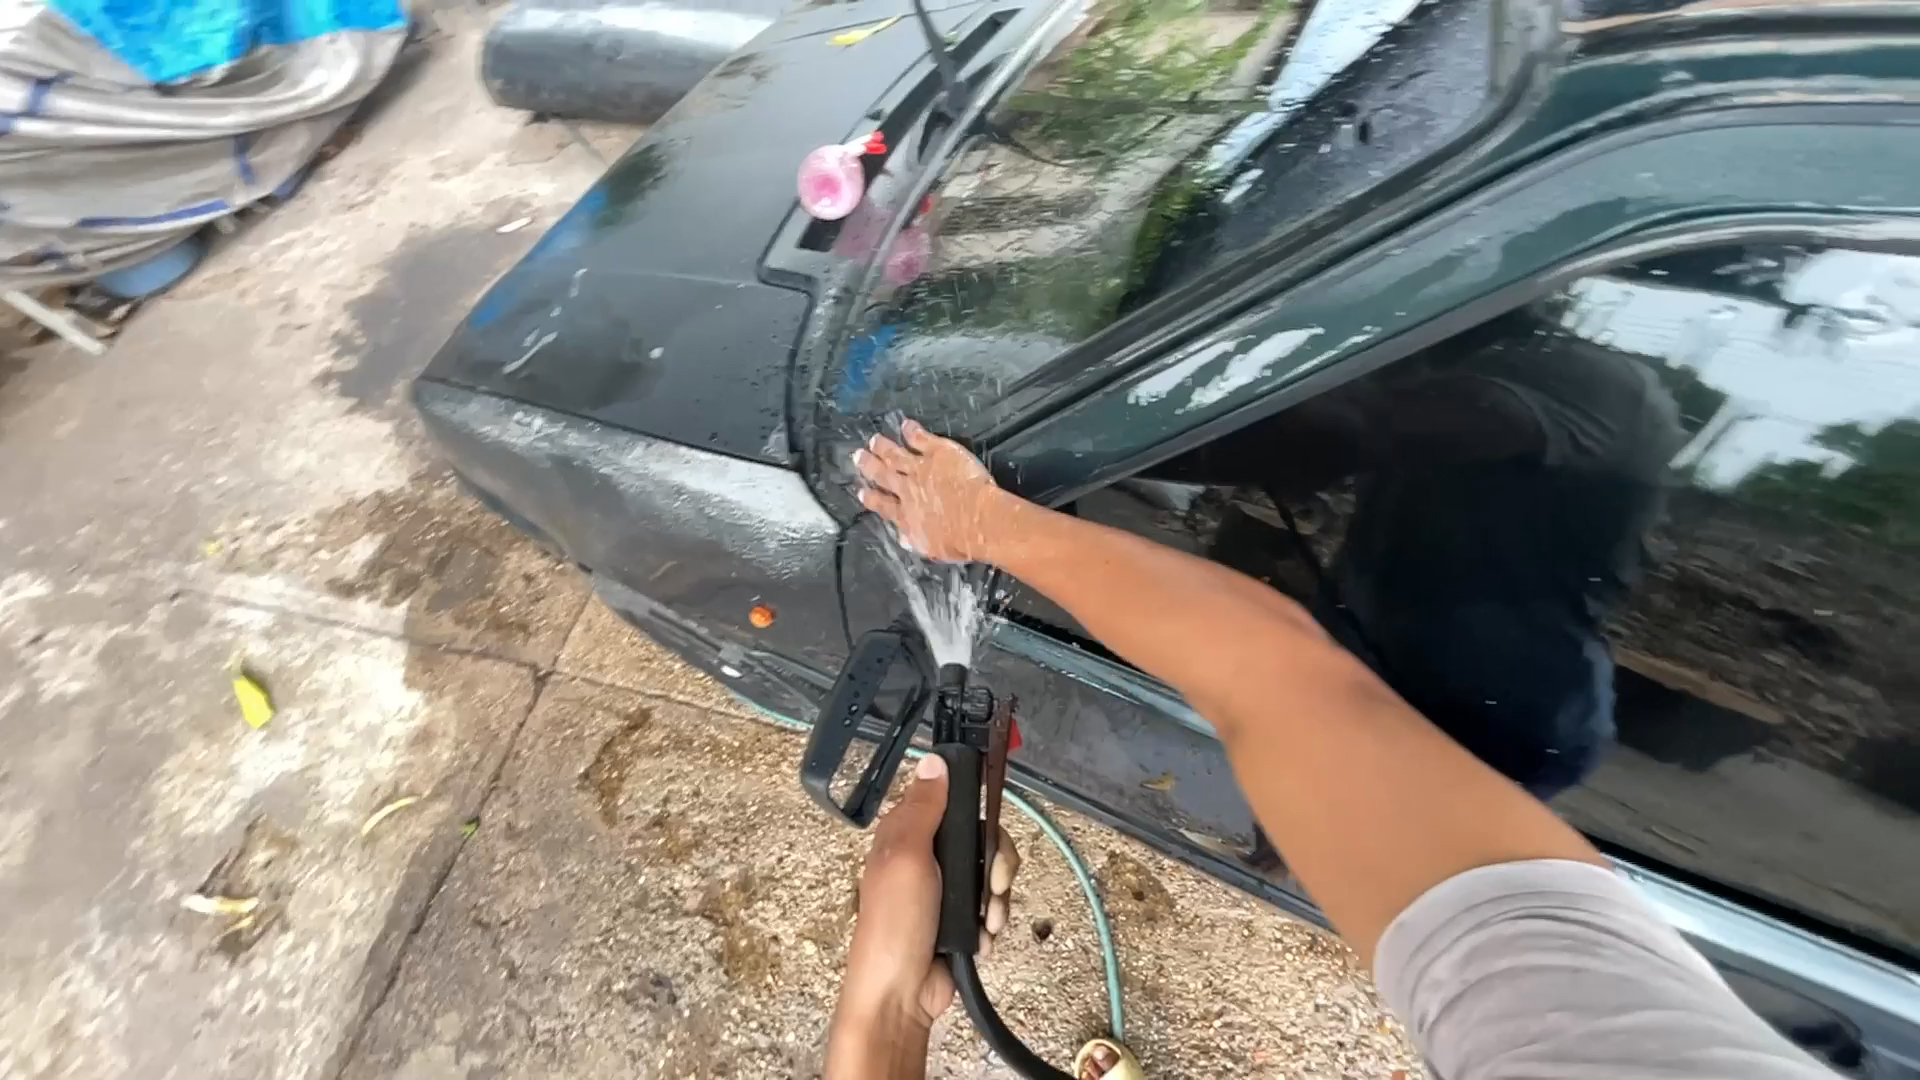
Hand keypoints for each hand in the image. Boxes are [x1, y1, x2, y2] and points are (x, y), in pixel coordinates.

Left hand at [826, 753, 1020, 1078]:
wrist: (901, 995)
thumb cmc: (896, 922)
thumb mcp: (906, 856)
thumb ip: (924, 808)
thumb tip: (933, 759)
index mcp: (907, 829)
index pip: (951, 796)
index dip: (975, 805)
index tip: (991, 824)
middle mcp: (927, 851)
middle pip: (982, 833)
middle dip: (996, 860)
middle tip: (994, 884)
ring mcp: (946, 884)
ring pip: (991, 867)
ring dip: (997, 895)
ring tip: (988, 921)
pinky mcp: (961, 914)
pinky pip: (992, 900)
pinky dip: (994, 916)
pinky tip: (985, 934)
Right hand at [853, 419, 1005, 562]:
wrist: (978, 521)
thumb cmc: (961, 541)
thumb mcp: (931, 549)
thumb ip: (914, 540)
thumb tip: (903, 539)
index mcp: (907, 517)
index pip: (883, 506)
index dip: (871, 498)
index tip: (862, 492)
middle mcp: (908, 491)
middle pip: (884, 475)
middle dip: (869, 466)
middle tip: (858, 457)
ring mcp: (922, 469)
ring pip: (896, 455)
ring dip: (884, 447)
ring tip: (875, 440)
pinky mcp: (939, 453)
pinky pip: (921, 438)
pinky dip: (912, 431)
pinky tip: (906, 425)